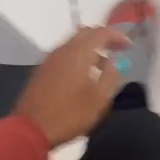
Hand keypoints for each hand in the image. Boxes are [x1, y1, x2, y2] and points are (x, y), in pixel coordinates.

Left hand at [13, 25, 129, 147]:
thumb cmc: (70, 114)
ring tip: (103, 67)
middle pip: (85, 34)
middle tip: (117, 50)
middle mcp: (63, 49)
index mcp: (78, 52)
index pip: (100, 32)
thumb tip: (114, 63)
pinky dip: (78, 58)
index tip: (129, 46)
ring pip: (73, 44)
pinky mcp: (42, 70)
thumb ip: (111, 77)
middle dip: (103, 39)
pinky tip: (83, 76)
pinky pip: (64, 55)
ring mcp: (50, 59)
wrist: (31, 127)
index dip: (117, 36)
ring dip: (90, 50)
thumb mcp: (99, 100)